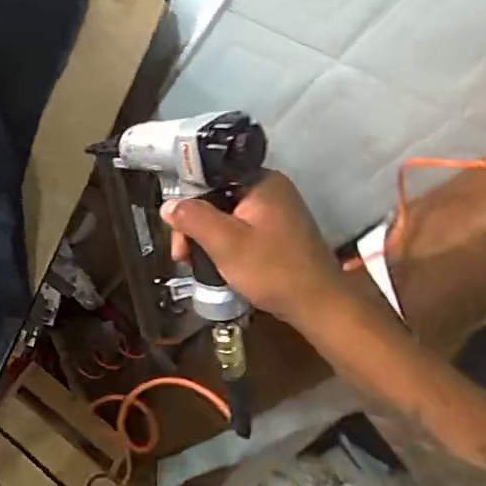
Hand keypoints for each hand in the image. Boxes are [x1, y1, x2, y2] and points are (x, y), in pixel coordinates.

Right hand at [162, 171, 345, 326]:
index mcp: (261, 182)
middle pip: (216, 200)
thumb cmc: (271, 269)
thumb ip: (193, 218)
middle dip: (195, 228)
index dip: (187, 205)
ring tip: (198, 266)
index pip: (210, 180)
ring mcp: (276, 212)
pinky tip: (218, 266)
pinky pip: (241, 231)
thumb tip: (168, 205)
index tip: (177, 235)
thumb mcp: (225, 242)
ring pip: (226, 218)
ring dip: (207, 240)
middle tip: (183, 257)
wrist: (317, 305)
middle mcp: (270, 190)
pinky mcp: (277, 234)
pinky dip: (225, 247)